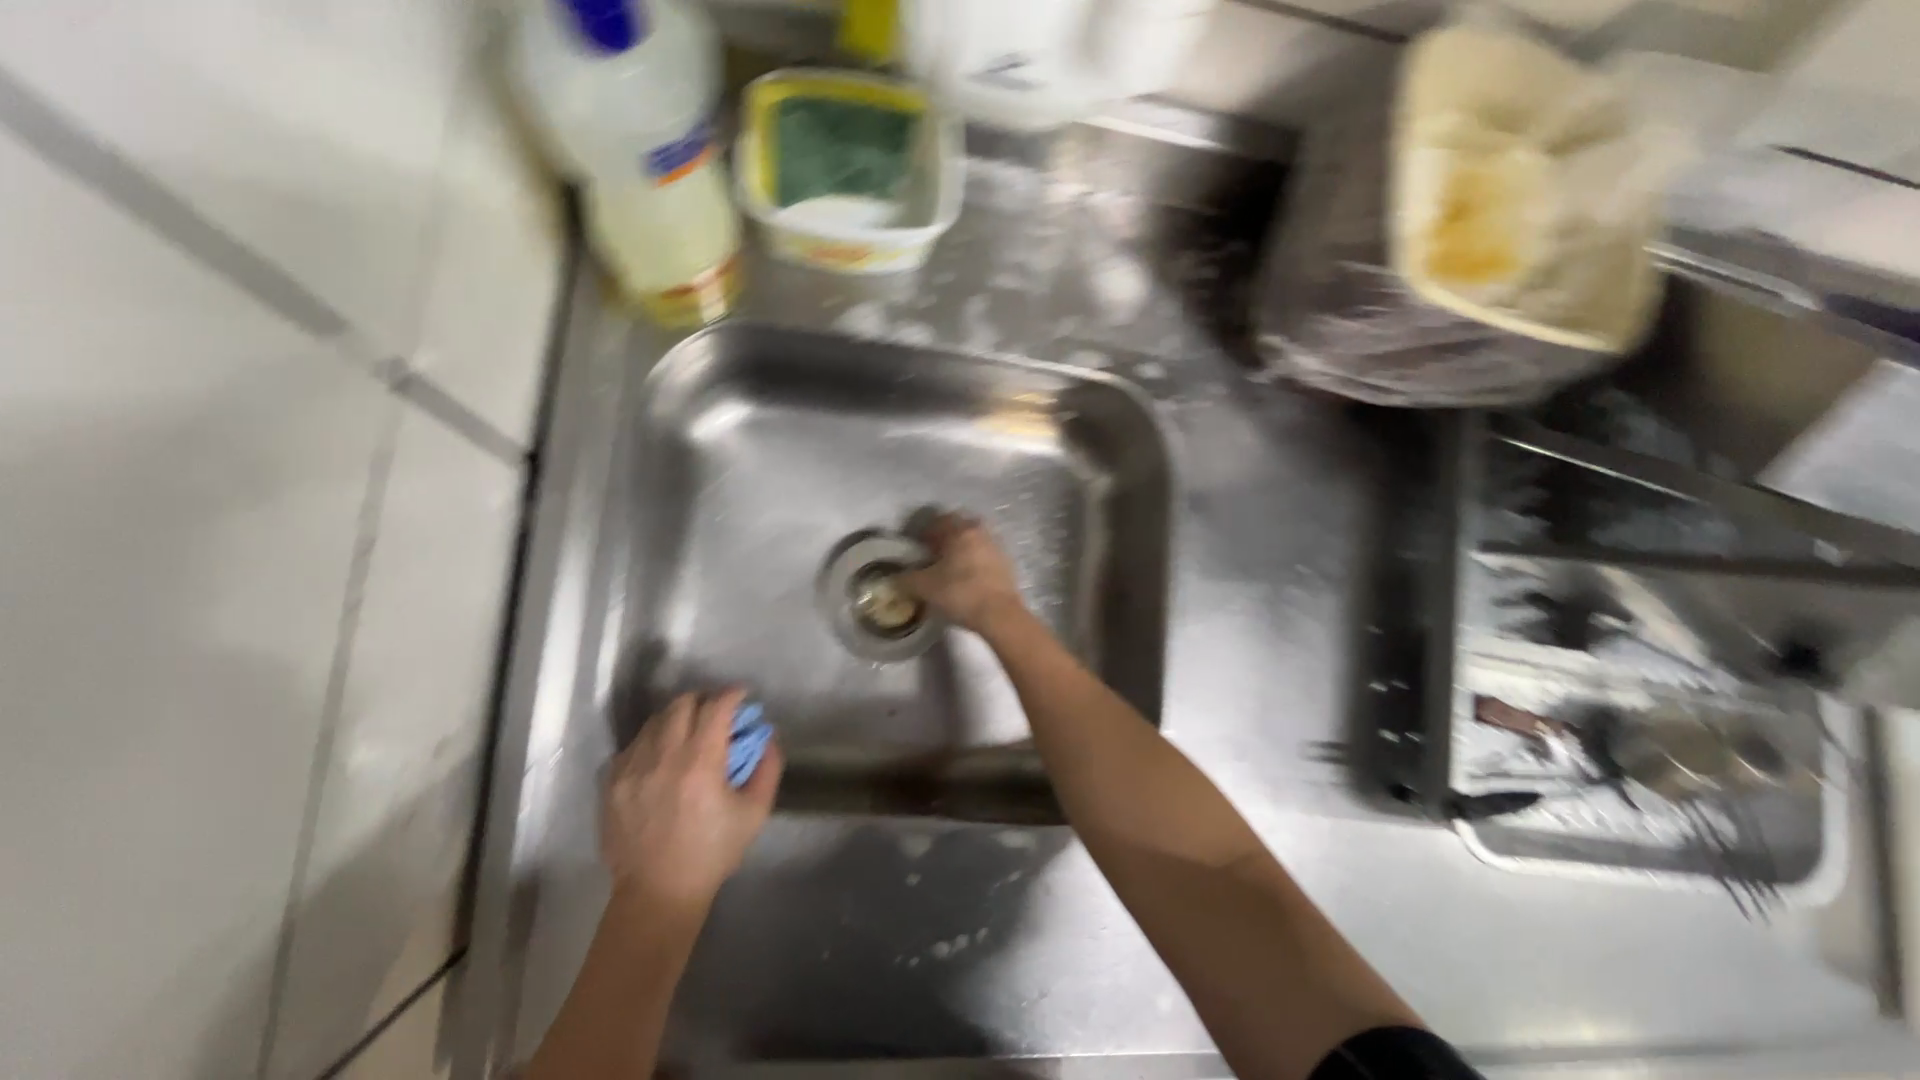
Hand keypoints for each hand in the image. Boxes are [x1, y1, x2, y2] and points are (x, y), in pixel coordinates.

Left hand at [601, 688, 782, 911]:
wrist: (658, 890)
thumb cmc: (712, 853)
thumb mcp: (755, 813)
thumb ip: (767, 768)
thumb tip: (766, 736)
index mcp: (700, 763)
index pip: (715, 707)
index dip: (731, 695)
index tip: (741, 696)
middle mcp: (663, 756)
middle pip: (681, 704)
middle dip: (703, 701)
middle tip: (715, 713)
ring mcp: (632, 767)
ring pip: (654, 721)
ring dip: (676, 719)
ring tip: (687, 735)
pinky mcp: (612, 781)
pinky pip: (633, 745)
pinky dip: (652, 742)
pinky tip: (661, 759)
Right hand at [898, 512, 1028, 634]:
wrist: (1000, 615)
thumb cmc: (959, 593)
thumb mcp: (924, 587)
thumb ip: (905, 579)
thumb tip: (894, 579)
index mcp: (960, 530)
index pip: (939, 521)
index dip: (925, 532)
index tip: (917, 547)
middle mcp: (980, 532)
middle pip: (959, 529)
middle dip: (945, 540)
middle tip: (933, 557)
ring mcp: (997, 547)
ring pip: (974, 542)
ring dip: (961, 551)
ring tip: (949, 571)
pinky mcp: (1008, 565)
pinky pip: (985, 557)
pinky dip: (975, 564)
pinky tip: (968, 581)